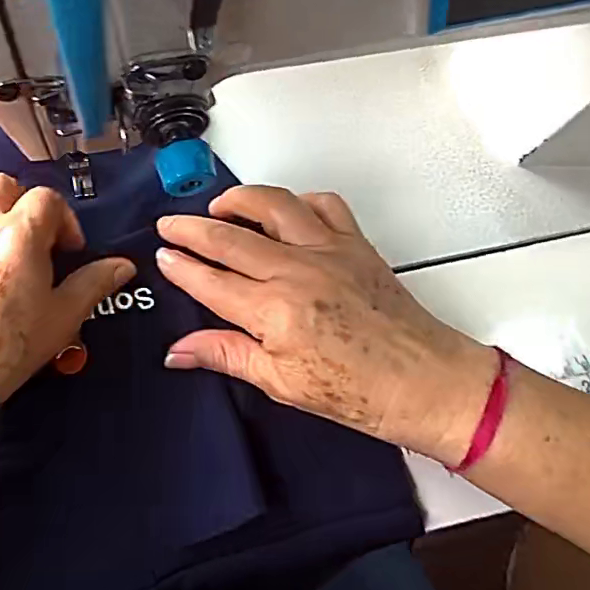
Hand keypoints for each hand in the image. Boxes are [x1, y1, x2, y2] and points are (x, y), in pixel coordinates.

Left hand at [0, 175, 134, 467]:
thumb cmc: (5, 349)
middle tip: (31, 234)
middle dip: (20, 200)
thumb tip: (120, 266)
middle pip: (0, 183)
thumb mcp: (63, 317)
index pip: (47, 199)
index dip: (63, 219)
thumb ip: (93, 283)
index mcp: (19, 234)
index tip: (68, 248)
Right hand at [154, 186, 496, 460]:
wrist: (427, 384)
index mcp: (274, 311)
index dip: (179, 266)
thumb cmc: (361, 390)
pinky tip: (283, 211)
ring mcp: (328, 252)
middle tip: (170, 224)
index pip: (209, 280)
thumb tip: (179, 352)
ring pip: (272, 205)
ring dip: (238, 200)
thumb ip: (224, 355)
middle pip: (228, 237)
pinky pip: (323, 204)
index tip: (162, 256)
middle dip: (189, 228)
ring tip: (218, 205)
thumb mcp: (278, 382)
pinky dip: (297, 200)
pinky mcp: (355, 245)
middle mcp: (298, 272)